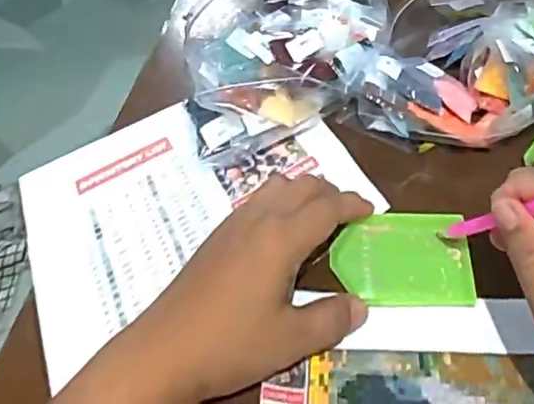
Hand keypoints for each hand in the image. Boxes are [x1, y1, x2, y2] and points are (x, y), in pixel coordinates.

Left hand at [57, 174, 374, 403]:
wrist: (163, 349)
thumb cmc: (229, 344)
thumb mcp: (288, 342)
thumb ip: (329, 320)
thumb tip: (361, 305)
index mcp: (281, 237)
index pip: (326, 206)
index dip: (351, 203)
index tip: (370, 208)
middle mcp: (260, 217)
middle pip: (304, 185)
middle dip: (330, 191)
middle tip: (348, 213)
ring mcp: (236, 220)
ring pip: (278, 185)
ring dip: (303, 191)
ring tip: (316, 217)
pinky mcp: (219, 231)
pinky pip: (259, 197)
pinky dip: (281, 199)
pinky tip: (279, 231)